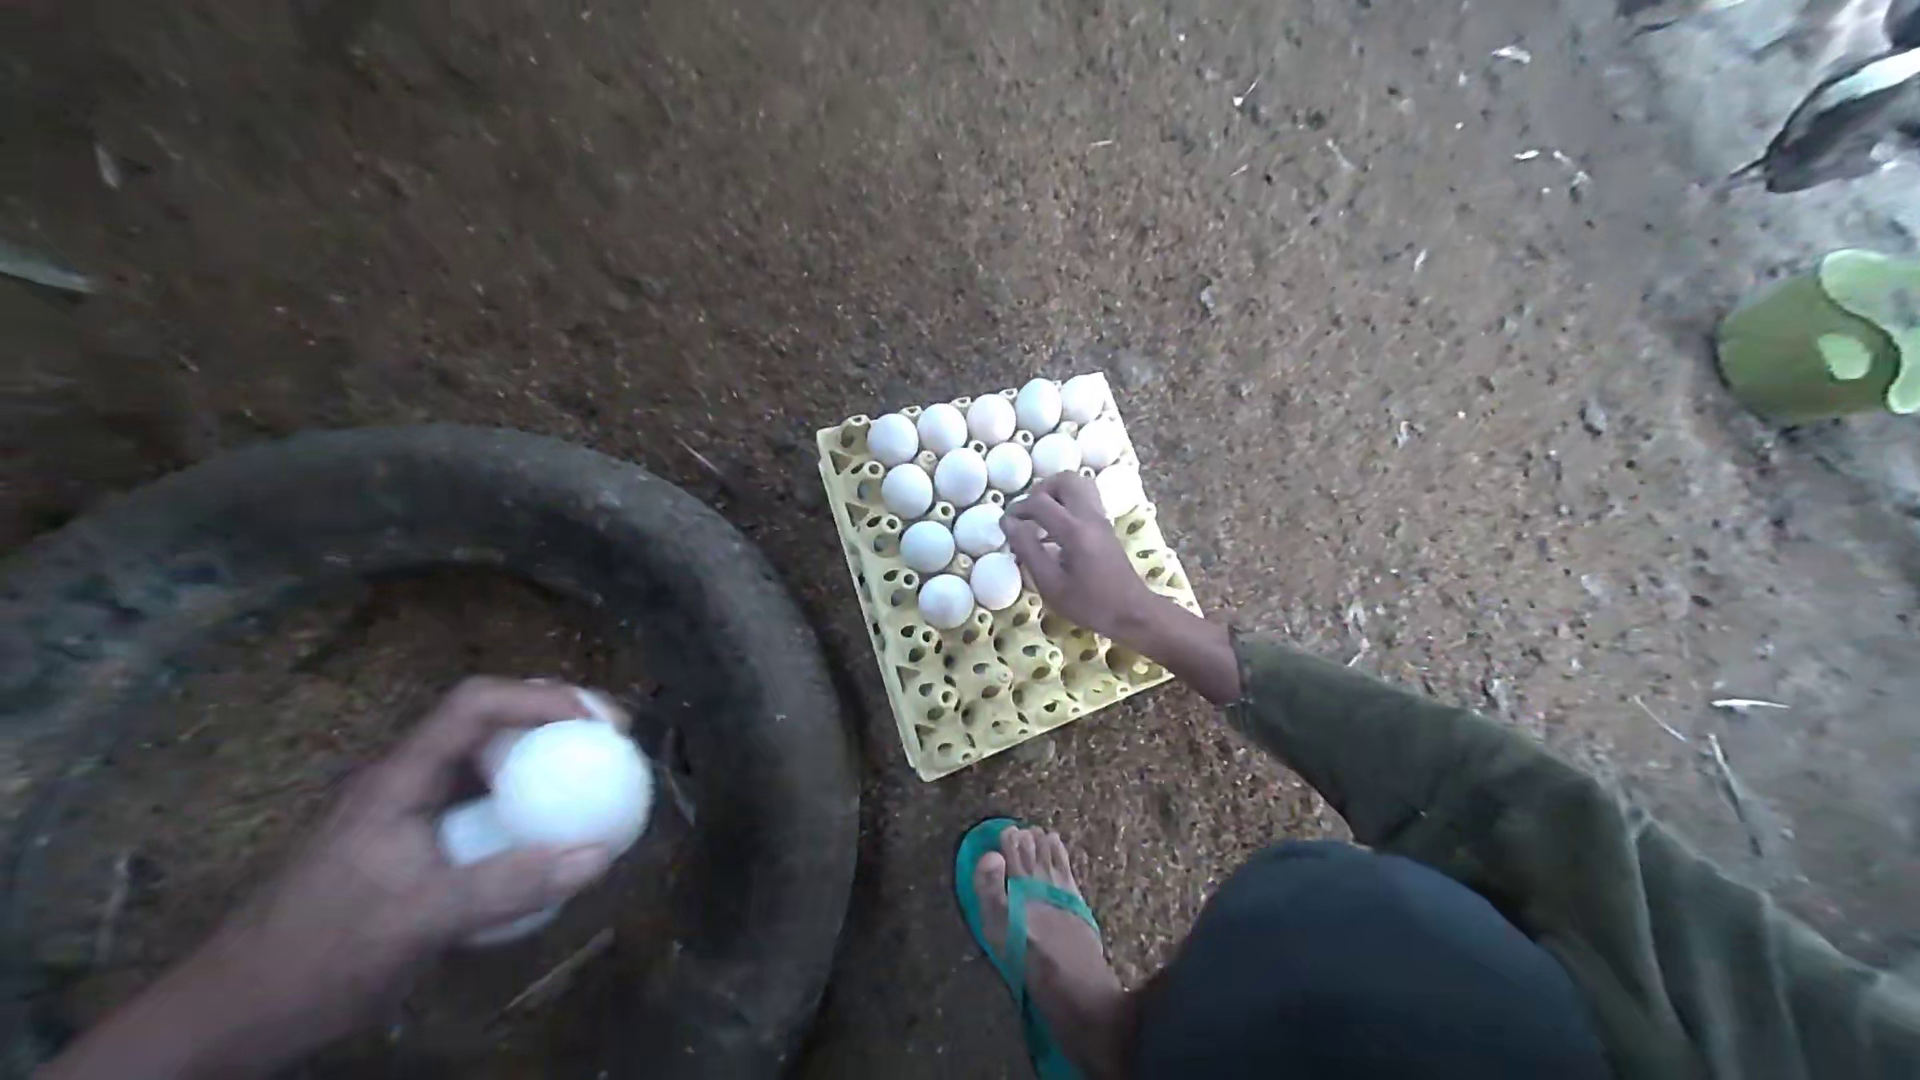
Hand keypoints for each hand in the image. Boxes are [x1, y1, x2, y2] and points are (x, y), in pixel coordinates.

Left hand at [44, 678, 619, 1079]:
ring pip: (494, 750)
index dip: (545, 698)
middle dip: (559, 709)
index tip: (602, 725)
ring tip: (600, 764)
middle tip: (614, 734)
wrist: (228, 1022)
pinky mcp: (427, 836)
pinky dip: (536, 790)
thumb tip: (602, 855)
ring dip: (551, 746)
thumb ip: (507, 889)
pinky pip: (493, 792)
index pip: (478, 703)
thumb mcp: (414, 924)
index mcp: (401, 776)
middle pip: (493, 712)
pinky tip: (558, 818)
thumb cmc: (312, 960)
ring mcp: (418, 805)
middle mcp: (412, 776)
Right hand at [1003, 472, 1158, 640]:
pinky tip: (1056, 529)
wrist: (1132, 611)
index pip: (1039, 502)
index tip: (1006, 525)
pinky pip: (1085, 498)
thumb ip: (1028, 550)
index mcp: (1075, 531)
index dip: (1017, 509)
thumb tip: (1009, 523)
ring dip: (1055, 493)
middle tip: (1028, 513)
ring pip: (1078, 484)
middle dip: (1040, 490)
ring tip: (1041, 517)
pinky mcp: (1105, 525)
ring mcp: (1101, 518)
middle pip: (1064, 479)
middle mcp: (1089, 516)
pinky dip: (1066, 503)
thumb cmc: (1089, 604)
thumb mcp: (1050, 584)